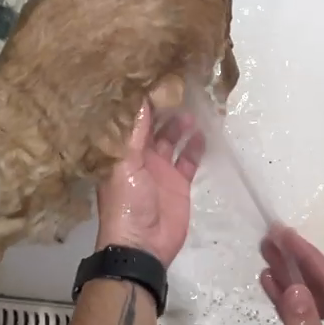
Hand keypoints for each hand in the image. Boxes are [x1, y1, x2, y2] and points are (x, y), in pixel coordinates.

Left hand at [96, 102, 203, 266]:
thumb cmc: (127, 203)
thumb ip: (134, 134)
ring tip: (194, 107)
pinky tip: (203, 132)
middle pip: (153, 126)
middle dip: (164, 109)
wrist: (142, 246)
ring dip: (181, 124)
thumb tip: (140, 99)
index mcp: (120, 151)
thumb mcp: (125, 165)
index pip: (131, 120)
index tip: (154, 78)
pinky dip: (196, 146)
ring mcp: (161, 169)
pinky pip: (189, 159)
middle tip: (180, 86)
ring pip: (172, 139)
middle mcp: (139, 156)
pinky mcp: (179, 182)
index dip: (141, 101)